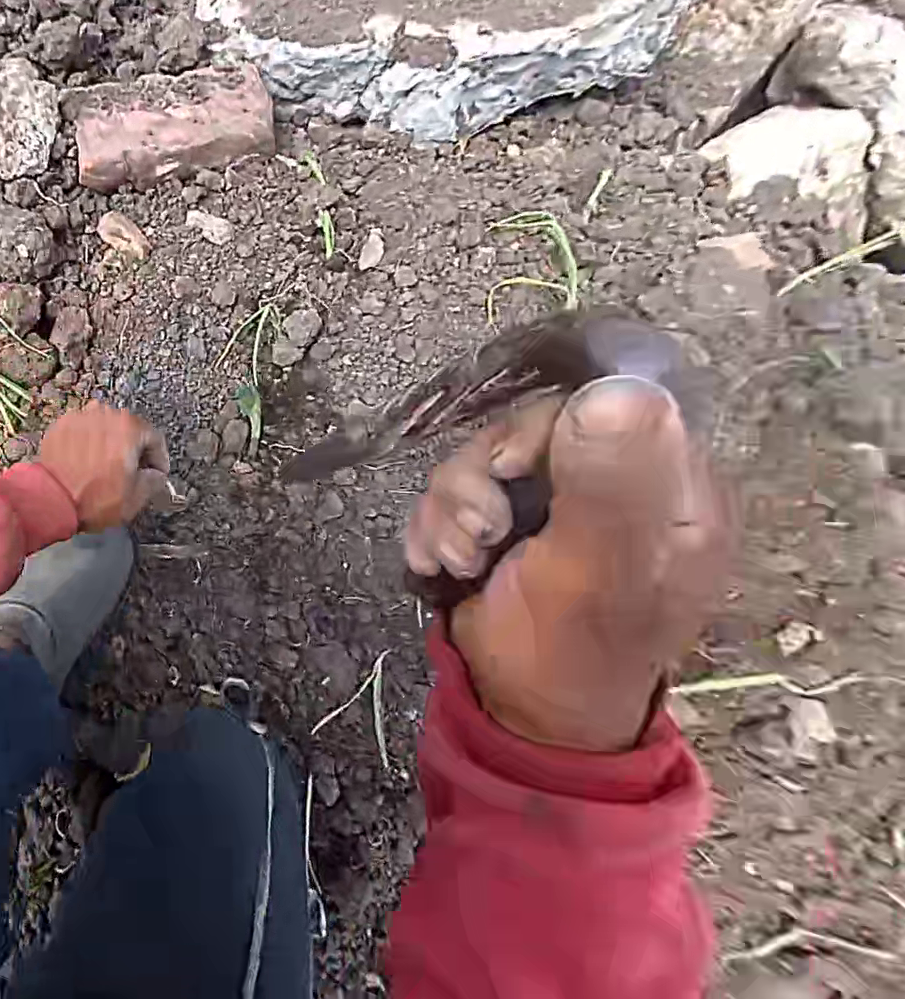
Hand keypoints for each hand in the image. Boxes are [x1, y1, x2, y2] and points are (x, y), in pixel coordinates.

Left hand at [36, 402, 170, 530]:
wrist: (50, 500)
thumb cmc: (95, 499)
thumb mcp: (136, 497)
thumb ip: (154, 479)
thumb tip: (154, 473)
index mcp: (129, 426)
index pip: (154, 439)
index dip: (159, 459)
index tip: (155, 473)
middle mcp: (104, 413)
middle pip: (127, 430)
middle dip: (131, 450)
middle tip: (129, 471)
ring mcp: (79, 417)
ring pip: (102, 429)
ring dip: (107, 444)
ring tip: (103, 467)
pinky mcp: (59, 426)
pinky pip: (81, 432)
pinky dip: (85, 443)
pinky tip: (83, 462)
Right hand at [404, 379, 729, 750]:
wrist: (520, 702)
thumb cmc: (576, 643)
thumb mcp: (598, 566)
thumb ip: (608, 484)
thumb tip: (616, 391)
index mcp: (662, 486)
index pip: (598, 408)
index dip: (538, 430)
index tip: (506, 468)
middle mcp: (599, 485)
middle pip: (514, 436)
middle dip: (475, 484)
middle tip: (480, 532)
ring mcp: (539, 507)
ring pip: (466, 468)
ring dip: (446, 515)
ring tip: (459, 561)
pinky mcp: (489, 525)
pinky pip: (440, 501)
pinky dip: (430, 531)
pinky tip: (438, 565)